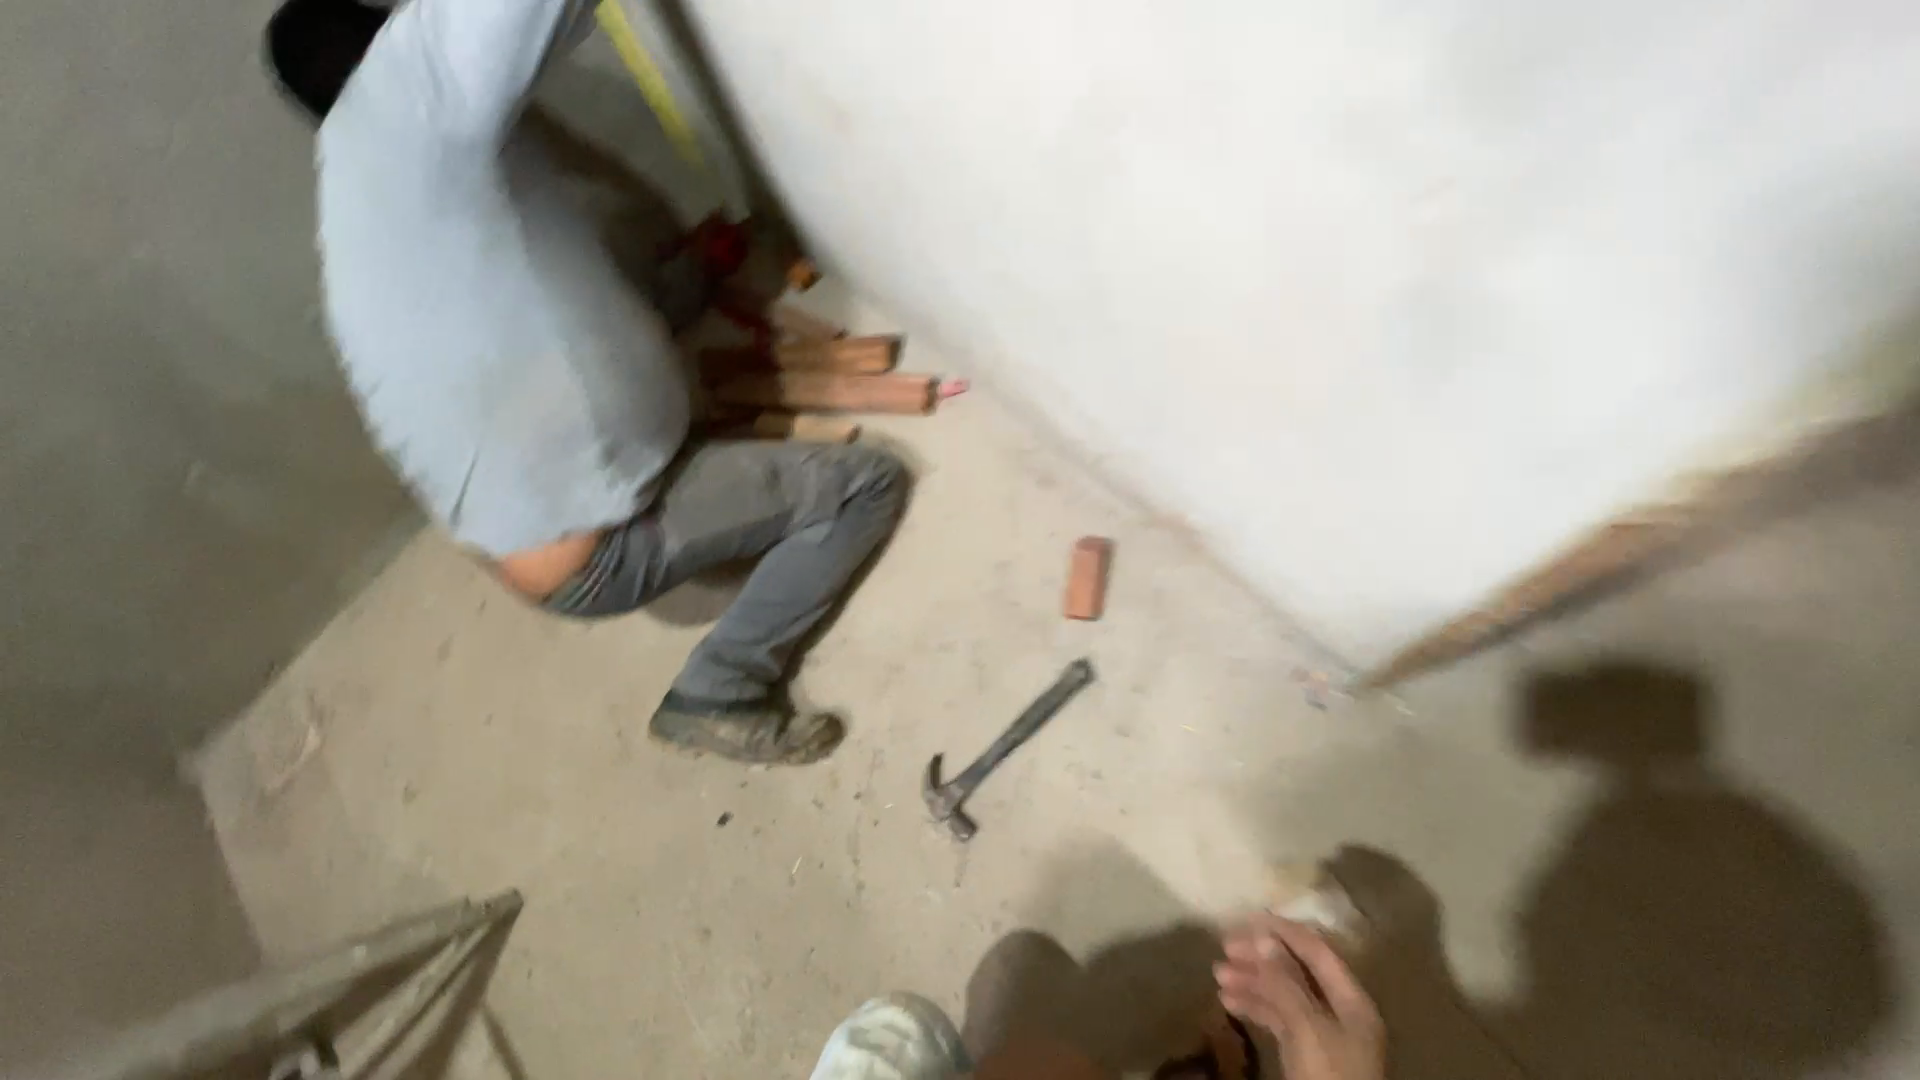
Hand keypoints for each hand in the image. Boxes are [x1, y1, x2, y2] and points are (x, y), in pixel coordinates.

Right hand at [1215, 915, 1383, 1079]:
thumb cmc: (1329, 1073)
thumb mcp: (1306, 1025)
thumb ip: (1286, 980)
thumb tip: (1262, 936)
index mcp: (1351, 998)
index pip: (1317, 950)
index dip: (1284, 931)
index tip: (1248, 918)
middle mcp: (1339, 1010)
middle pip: (1297, 971)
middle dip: (1260, 956)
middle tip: (1225, 946)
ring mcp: (1322, 1032)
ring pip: (1283, 994)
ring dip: (1251, 980)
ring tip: (1218, 974)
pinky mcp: (1306, 1053)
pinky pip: (1278, 1018)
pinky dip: (1254, 1006)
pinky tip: (1228, 1001)